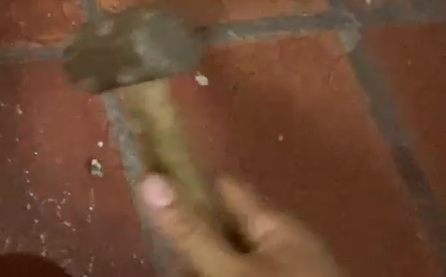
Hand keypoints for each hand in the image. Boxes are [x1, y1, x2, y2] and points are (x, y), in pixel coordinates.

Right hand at [142, 176, 343, 276]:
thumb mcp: (232, 272)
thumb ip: (191, 230)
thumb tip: (149, 178)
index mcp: (278, 226)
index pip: (223, 188)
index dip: (188, 186)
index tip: (154, 194)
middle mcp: (289, 246)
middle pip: (227, 226)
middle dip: (194, 237)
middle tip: (166, 253)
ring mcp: (295, 274)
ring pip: (238, 260)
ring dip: (208, 264)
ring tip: (182, 269)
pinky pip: (252, 274)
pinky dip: (228, 274)